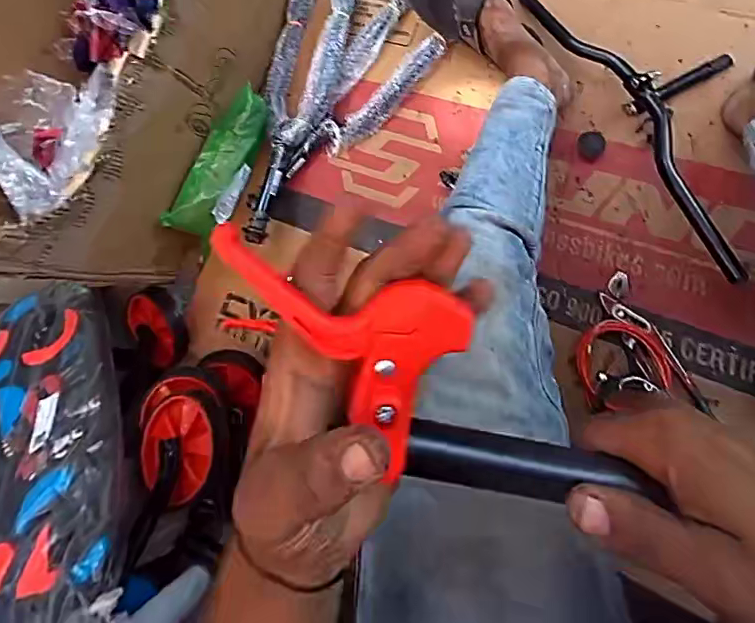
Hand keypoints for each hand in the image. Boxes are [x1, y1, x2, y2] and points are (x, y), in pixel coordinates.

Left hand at [223, 209, 487, 590]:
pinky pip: (425, 347)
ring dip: (430, 276)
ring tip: (461, 244)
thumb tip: (366, 448)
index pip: (311, 291)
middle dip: (400, 256)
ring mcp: (369, 367)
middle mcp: (335, 350)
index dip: (329, 249)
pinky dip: (451, 321)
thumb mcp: (285, 493)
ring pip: (401, 309)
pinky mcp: (397, 390)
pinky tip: (477, 297)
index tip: (352, 212)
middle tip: (440, 227)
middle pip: (368, 291)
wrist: (301, 541)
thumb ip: (322, 471)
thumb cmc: (276, 506)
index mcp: (299, 358)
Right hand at [566, 406, 754, 621]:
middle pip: (611, 431)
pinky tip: (700, 518)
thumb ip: (640, 531)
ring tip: (675, 527)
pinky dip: (665, 476)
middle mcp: (678, 416)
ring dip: (640, 478)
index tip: (615, 523)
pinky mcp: (724, 444)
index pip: (587, 436)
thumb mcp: (715, 572)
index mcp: (666, 436)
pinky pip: (667, 445)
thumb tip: (572, 500)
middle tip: (650, 530)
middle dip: (615, 474)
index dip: (588, 477)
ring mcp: (704, 426)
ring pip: (639, 438)